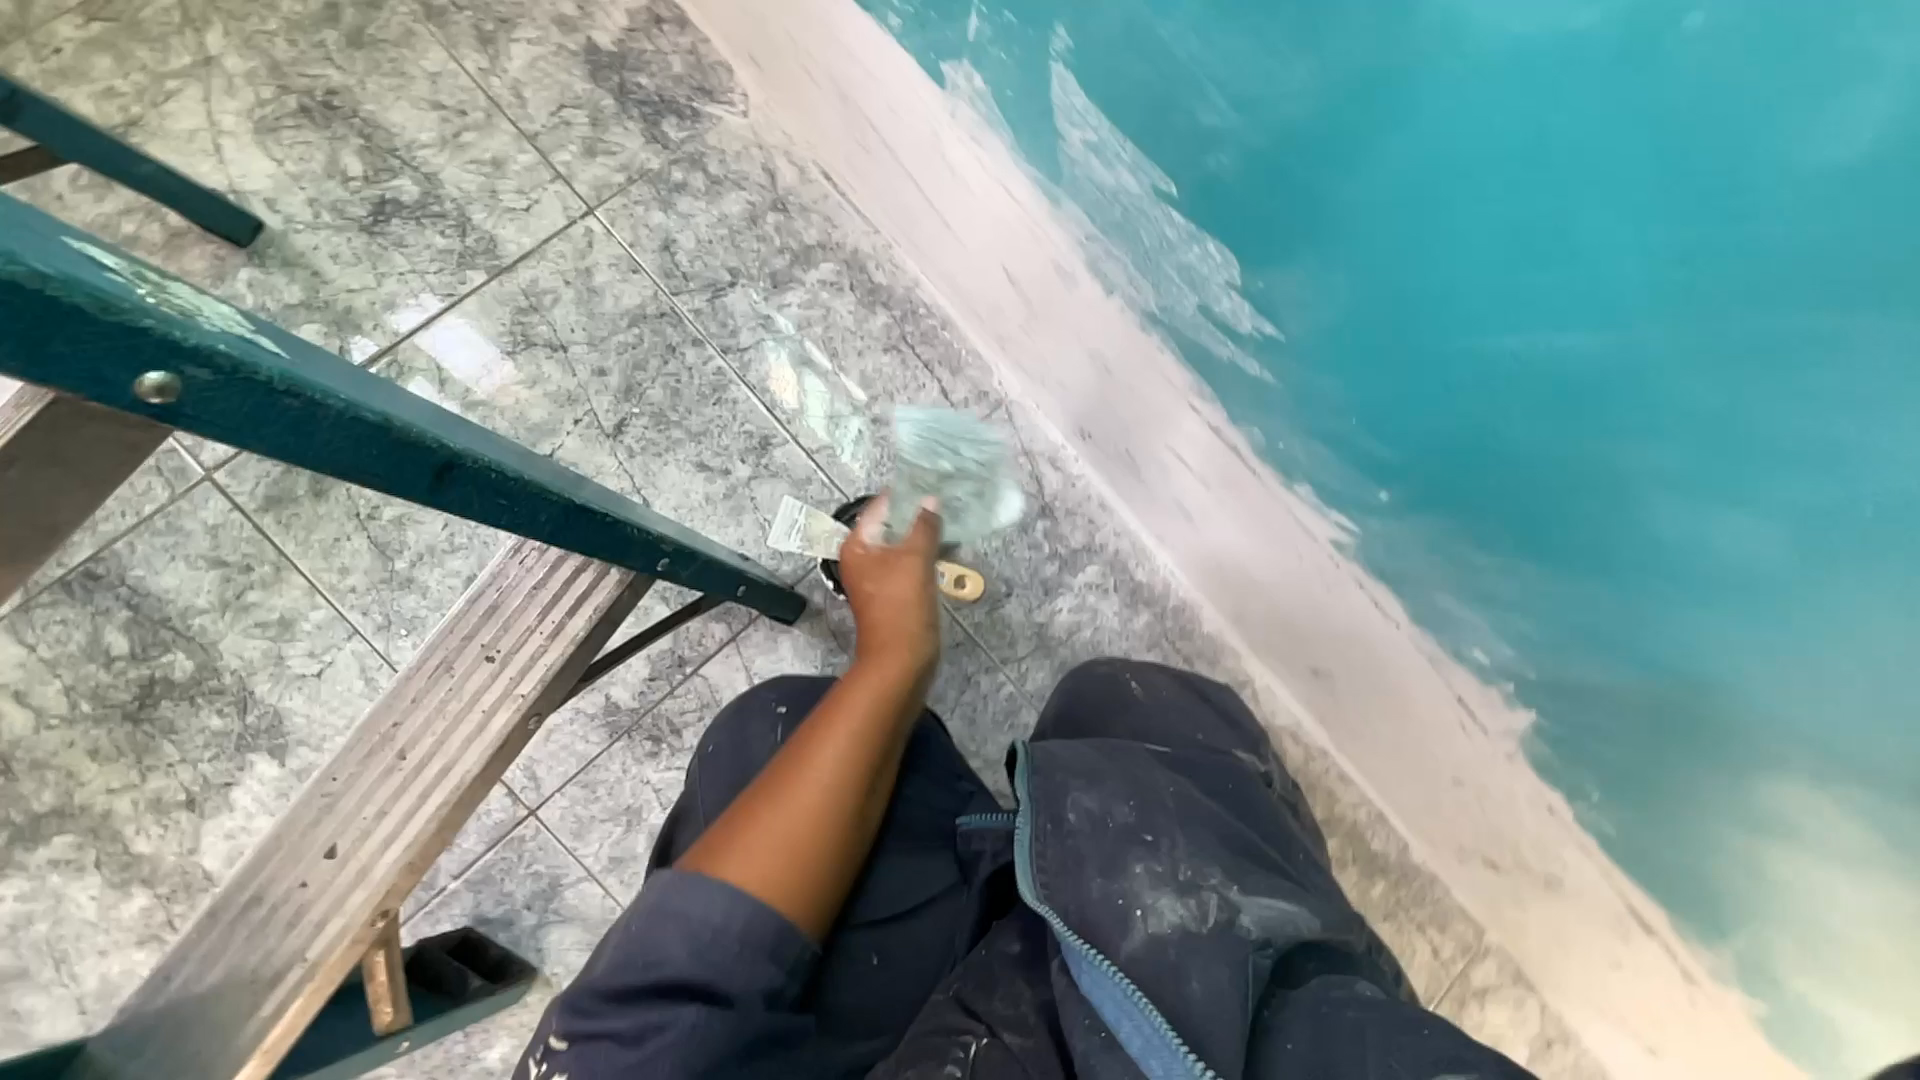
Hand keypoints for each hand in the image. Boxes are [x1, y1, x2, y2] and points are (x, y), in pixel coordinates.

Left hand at [838, 495, 942, 681]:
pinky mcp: (895, 592)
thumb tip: (932, 500)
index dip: (906, 493)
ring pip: (904, 545)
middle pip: (892, 525)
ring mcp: (879, 577)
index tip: (933, 480)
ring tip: (953, 518)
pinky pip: (911, 564)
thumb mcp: (915, 560)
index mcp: (858, 545)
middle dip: (918, 514)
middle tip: (948, 498)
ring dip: (925, 535)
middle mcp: (863, 558)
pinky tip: (950, 547)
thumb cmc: (902, 605)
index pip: (880, 506)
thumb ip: (924, 526)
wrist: (901, 660)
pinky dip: (927, 555)